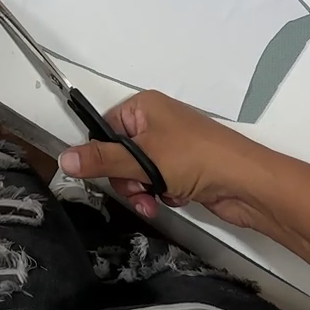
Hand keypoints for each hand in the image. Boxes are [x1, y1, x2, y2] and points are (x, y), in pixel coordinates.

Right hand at [59, 90, 271, 228]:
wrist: (246, 183)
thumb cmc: (195, 158)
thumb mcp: (143, 159)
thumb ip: (101, 160)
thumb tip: (63, 158)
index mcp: (143, 106)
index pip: (105, 128)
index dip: (102, 155)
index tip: (106, 176)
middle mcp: (155, 121)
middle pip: (119, 153)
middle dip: (126, 178)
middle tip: (139, 191)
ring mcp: (170, 145)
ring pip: (137, 172)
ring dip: (142, 191)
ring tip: (155, 202)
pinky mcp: (183, 168)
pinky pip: (156, 182)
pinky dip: (159, 195)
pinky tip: (172, 201)